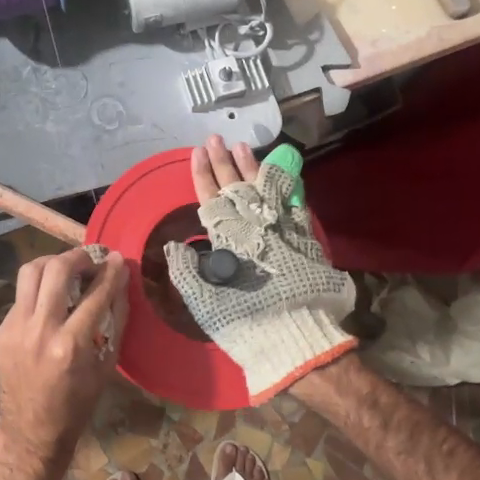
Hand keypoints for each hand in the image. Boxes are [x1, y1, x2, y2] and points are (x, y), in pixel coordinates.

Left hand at [0, 246, 128, 463]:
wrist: (30, 433)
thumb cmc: (76, 405)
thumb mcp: (105, 367)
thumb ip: (115, 321)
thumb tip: (121, 283)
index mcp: (70, 345)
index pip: (95, 294)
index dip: (110, 272)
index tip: (118, 259)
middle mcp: (40, 330)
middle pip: (56, 270)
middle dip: (78, 257)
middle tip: (91, 260)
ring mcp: (15, 328)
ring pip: (31, 272)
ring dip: (53, 262)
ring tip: (68, 268)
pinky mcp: (2, 329)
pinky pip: (22, 294)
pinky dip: (40, 288)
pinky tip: (51, 298)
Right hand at [167, 135, 356, 403]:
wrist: (298, 340)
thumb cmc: (246, 324)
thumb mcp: (205, 303)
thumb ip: (187, 271)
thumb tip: (175, 246)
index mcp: (228, 241)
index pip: (211, 199)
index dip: (202, 175)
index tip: (196, 152)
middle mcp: (254, 228)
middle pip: (235, 187)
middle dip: (222, 162)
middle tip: (215, 139)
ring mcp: (281, 230)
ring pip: (264, 189)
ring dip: (251, 167)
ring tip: (242, 147)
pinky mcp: (304, 240)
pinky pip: (292, 204)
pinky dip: (284, 187)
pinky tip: (279, 174)